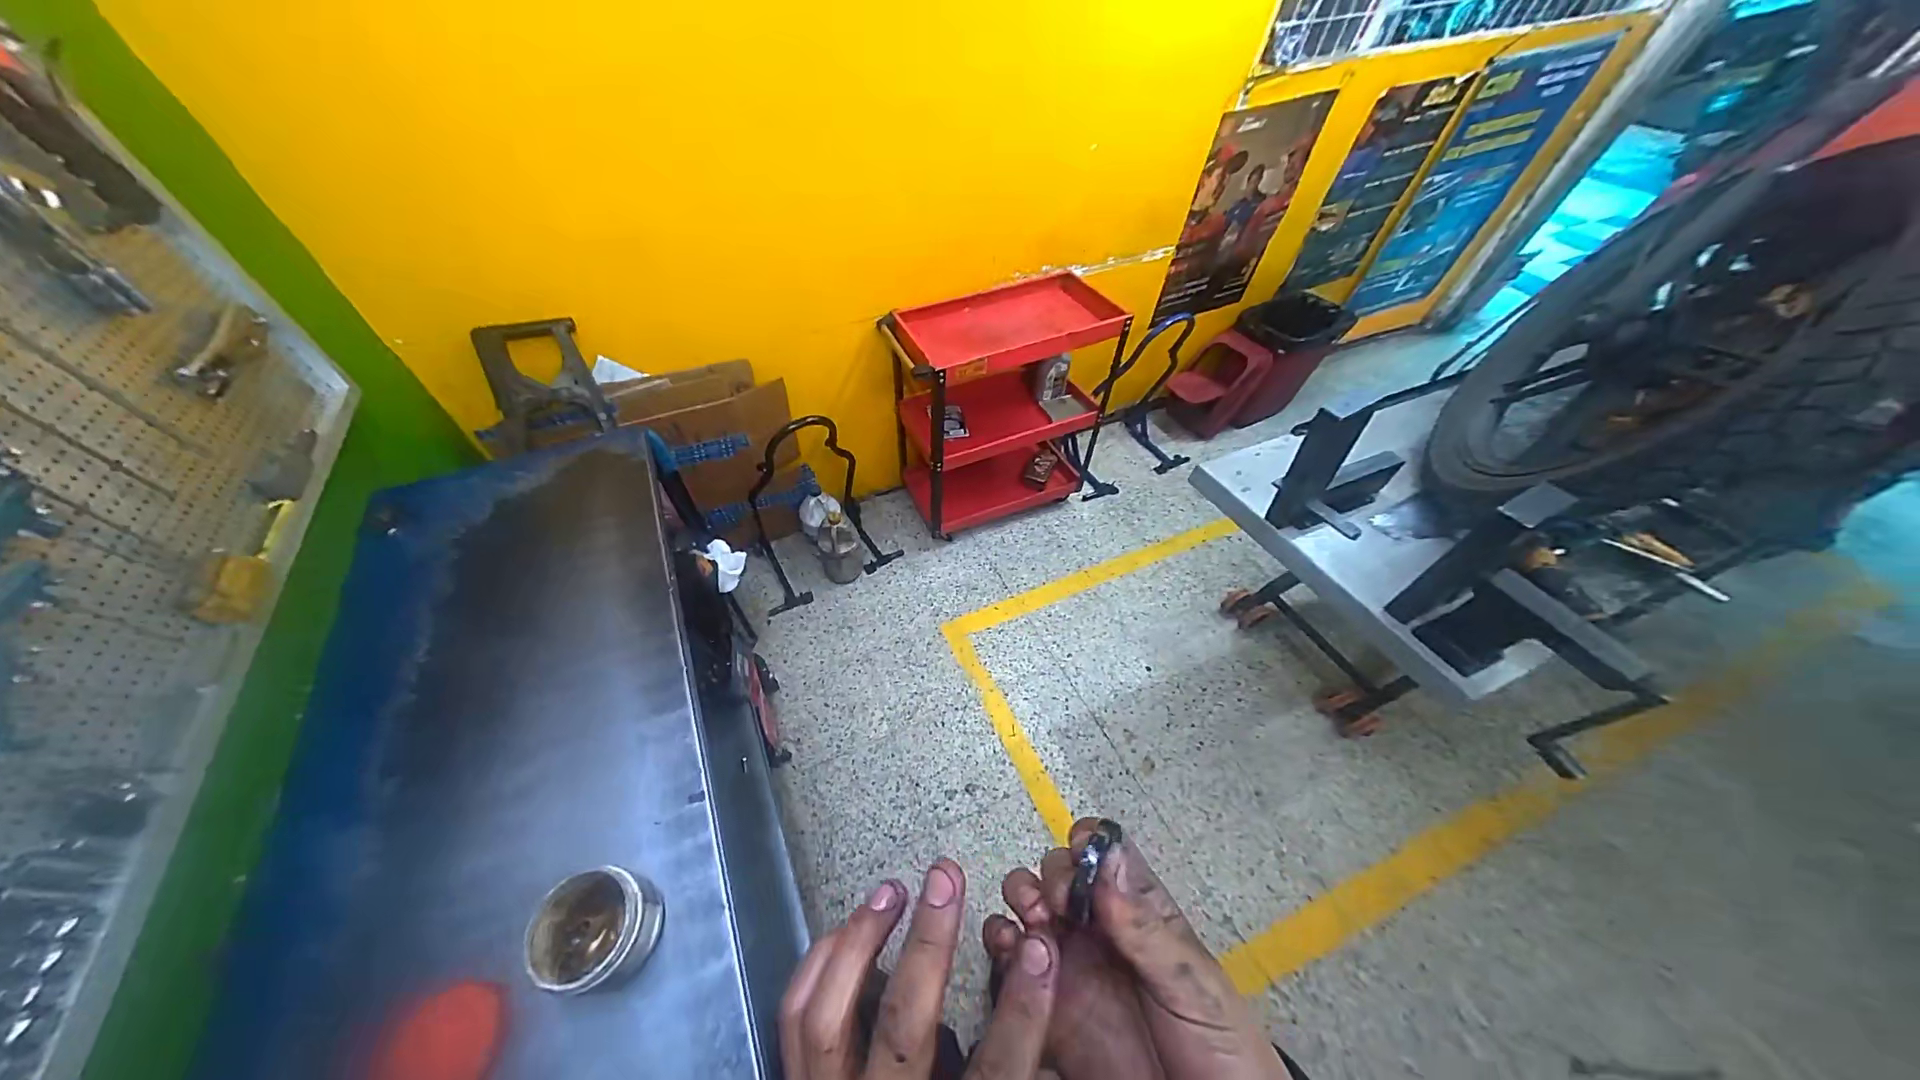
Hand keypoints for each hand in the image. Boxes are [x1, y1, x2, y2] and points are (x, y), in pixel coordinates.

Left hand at [780, 858, 1058, 1079]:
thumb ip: (1003, 1072)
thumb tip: (1030, 997)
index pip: (995, 1076)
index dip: (1021, 1011)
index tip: (1041, 950)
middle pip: (903, 1027)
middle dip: (928, 942)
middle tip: (945, 875)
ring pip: (830, 1016)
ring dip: (862, 939)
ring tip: (893, 889)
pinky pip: (795, 1017)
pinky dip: (820, 963)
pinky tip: (848, 929)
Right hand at [992, 819, 1288, 1079]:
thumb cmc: (1219, 1048)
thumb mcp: (1193, 984)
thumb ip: (1146, 926)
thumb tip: (1108, 857)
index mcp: (1138, 912)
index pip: (1105, 854)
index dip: (1088, 841)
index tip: (1080, 848)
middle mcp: (1099, 929)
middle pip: (1060, 871)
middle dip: (1052, 873)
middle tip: (1060, 901)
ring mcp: (1070, 964)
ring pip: (1029, 904)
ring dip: (1021, 896)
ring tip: (1033, 921)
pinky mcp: (1046, 1006)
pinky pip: (1009, 960)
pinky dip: (999, 941)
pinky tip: (1008, 948)